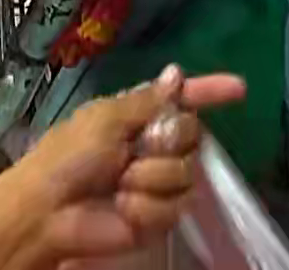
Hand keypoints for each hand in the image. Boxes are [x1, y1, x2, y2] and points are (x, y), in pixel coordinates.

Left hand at [9, 65, 245, 265]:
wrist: (48, 212)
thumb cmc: (71, 155)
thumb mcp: (107, 118)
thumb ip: (148, 101)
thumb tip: (177, 72)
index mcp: (142, 113)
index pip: (185, 98)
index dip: (212, 91)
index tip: (239, 88)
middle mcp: (156, 143)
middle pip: (194, 134)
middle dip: (169, 141)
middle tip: (138, 148)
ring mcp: (158, 180)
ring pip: (186, 173)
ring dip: (152, 177)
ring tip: (122, 183)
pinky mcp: (157, 215)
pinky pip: (174, 206)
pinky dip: (147, 206)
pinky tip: (124, 206)